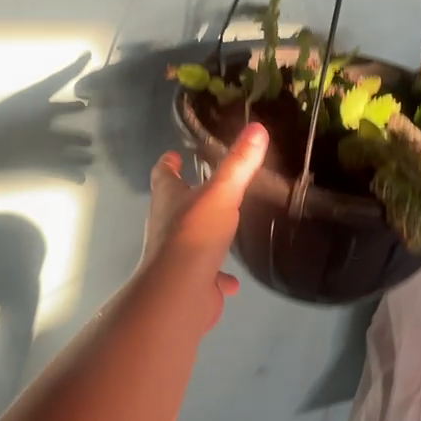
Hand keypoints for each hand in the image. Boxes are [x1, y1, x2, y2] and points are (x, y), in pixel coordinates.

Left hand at [139, 124, 268, 328]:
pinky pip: (207, 275)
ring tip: (225, 228)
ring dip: (203, 234)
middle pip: (174, 204)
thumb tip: (257, 128)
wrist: (180, 292)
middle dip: (187, 195)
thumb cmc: (195, 233)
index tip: (174, 154)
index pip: (163, 173)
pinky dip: (218, 275)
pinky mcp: (190, 281)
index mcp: (168, 198)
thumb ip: (239, 163)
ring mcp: (177, 255)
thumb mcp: (222, 192)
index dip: (168, 163)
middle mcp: (167, 224)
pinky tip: (233, 281)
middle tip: (208, 185)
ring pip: (190, 239)